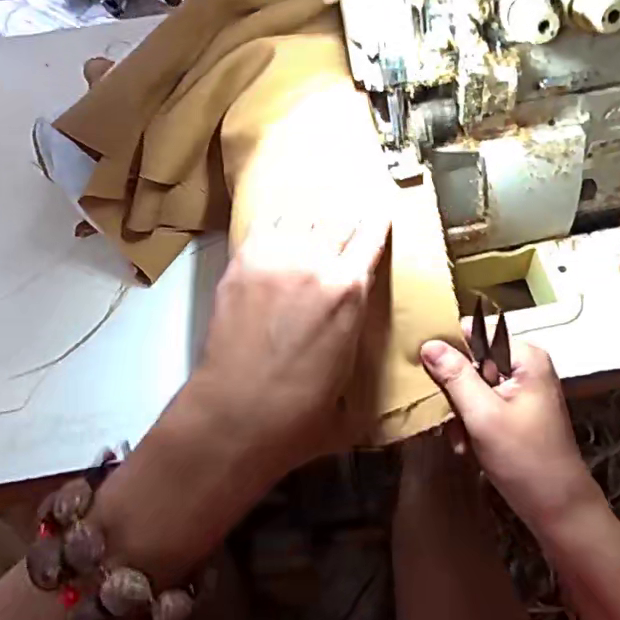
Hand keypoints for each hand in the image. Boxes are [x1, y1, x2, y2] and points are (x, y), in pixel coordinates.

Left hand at [191, 205, 390, 472]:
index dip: (379, 218)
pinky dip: (277, 218)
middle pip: (337, 217)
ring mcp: (275, 258)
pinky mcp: (242, 261)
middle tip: (346, 218)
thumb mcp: (351, 363)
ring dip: (312, 216)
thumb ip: (356, 321)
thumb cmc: (302, 405)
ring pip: (301, 214)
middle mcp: (315, 262)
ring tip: (313, 218)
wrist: (238, 410)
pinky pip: (265, 222)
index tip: (381, 209)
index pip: (372, 234)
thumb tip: (357, 300)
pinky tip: (280, 219)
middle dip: (346, 218)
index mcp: (349, 289)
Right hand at [418, 338, 603, 532]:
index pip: (477, 332)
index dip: (450, 349)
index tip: (429, 372)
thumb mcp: (483, 415)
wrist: (558, 508)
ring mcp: (524, 389)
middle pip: (475, 360)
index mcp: (526, 357)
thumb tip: (429, 344)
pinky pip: (485, 403)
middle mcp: (527, 366)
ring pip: (476, 384)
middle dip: (455, 390)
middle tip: (448, 418)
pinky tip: (467, 445)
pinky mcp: (519, 410)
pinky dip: (472, 421)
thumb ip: (456, 376)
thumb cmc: (524, 459)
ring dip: (460, 410)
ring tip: (459, 438)